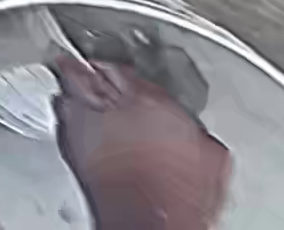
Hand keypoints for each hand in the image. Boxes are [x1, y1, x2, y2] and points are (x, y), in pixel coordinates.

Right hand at [54, 58, 230, 229]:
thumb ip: (73, 87)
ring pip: (167, 124)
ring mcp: (207, 152)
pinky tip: (138, 155)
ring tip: (115, 133)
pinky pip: (184, 149)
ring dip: (143, 123)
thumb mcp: (75, 117)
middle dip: (120, 99)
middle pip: (146, 97)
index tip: (76, 72)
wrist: (147, 219)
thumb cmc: (114, 172)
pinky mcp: (215, 178)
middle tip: (94, 104)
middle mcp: (189, 122)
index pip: (118, 70)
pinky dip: (162, 147)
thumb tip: (69, 69)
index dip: (91, 70)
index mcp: (154, 100)